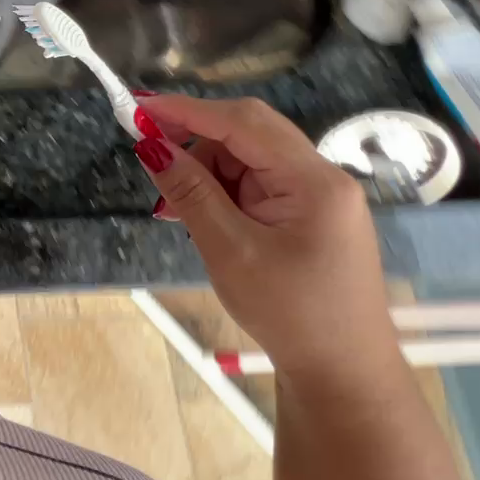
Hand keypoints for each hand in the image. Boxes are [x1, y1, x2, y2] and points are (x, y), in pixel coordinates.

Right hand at [135, 95, 399, 381]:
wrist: (344, 372)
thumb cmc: (289, 311)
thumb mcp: (228, 249)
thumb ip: (189, 190)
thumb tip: (149, 144)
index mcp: (314, 182)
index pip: (242, 122)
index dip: (186, 109)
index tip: (135, 107)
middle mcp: (321, 178)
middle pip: (248, 131)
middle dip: (193, 134)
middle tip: (146, 147)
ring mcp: (317, 195)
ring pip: (246, 155)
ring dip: (203, 167)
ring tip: (172, 204)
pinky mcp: (307, 213)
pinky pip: (254, 180)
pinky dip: (219, 187)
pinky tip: (196, 212)